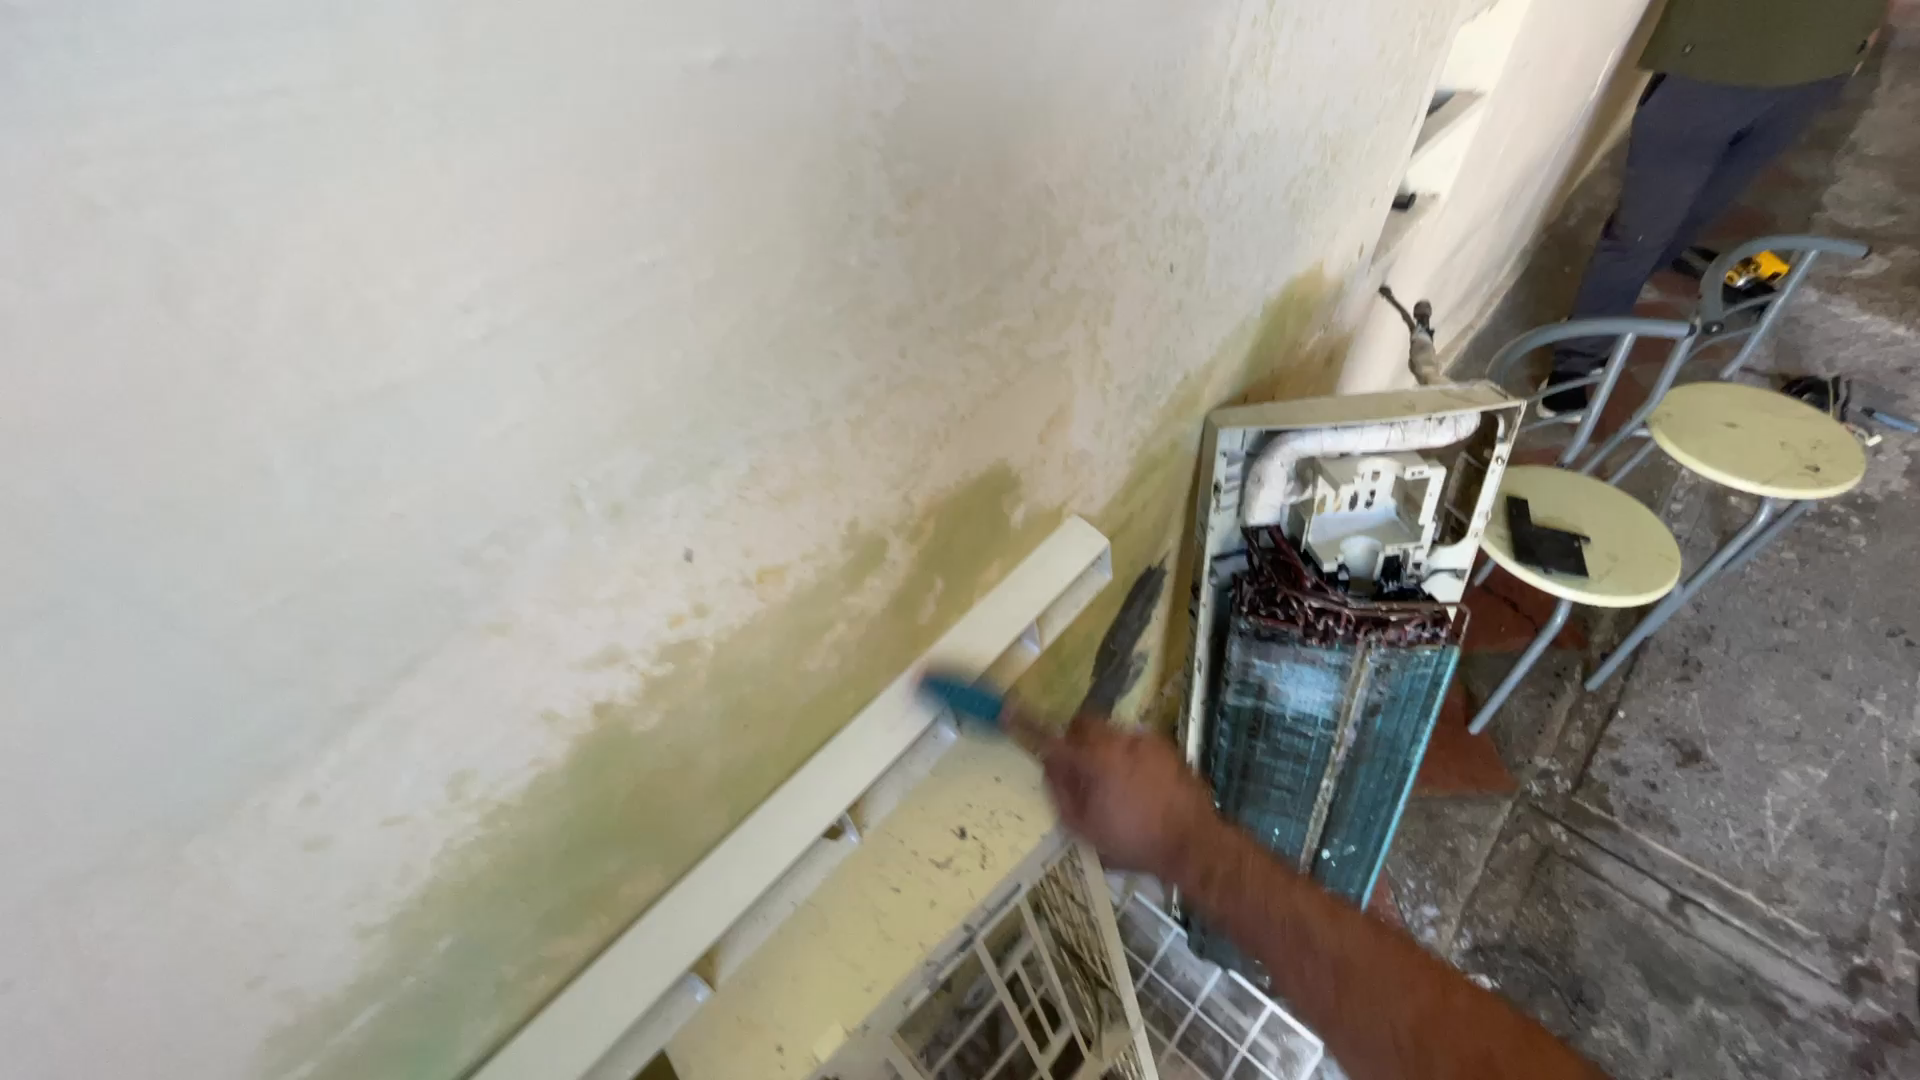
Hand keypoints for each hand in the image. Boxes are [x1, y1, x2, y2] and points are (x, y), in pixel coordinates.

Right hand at [1035, 713, 1219, 879]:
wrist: (1194, 844)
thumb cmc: (1135, 842)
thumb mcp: (1085, 829)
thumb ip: (1060, 793)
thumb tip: (1049, 766)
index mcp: (1094, 760)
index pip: (1051, 738)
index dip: (1026, 725)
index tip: (1008, 712)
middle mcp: (1118, 740)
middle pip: (1084, 724)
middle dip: (1076, 739)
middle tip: (1078, 767)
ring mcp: (1145, 740)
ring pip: (1111, 732)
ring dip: (1104, 749)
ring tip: (1115, 785)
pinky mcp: (1166, 746)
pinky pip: (1136, 742)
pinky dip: (1129, 756)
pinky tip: (1139, 785)